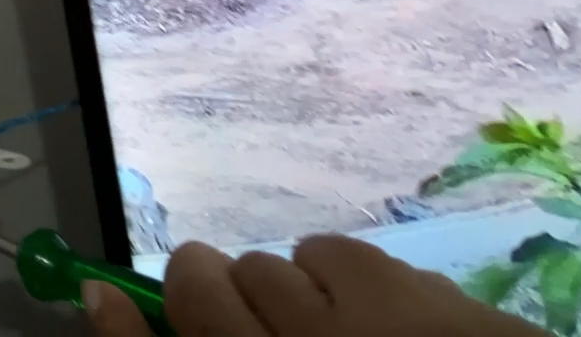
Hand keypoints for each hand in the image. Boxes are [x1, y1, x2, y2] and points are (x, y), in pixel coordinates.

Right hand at [85, 235, 548, 336]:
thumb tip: (97, 295)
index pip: (190, 286)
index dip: (190, 300)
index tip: (204, 320)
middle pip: (243, 270)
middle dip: (256, 308)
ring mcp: (412, 324)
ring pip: (310, 255)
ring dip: (319, 296)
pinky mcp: (483, 323)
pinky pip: (389, 266)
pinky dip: (385, 297)